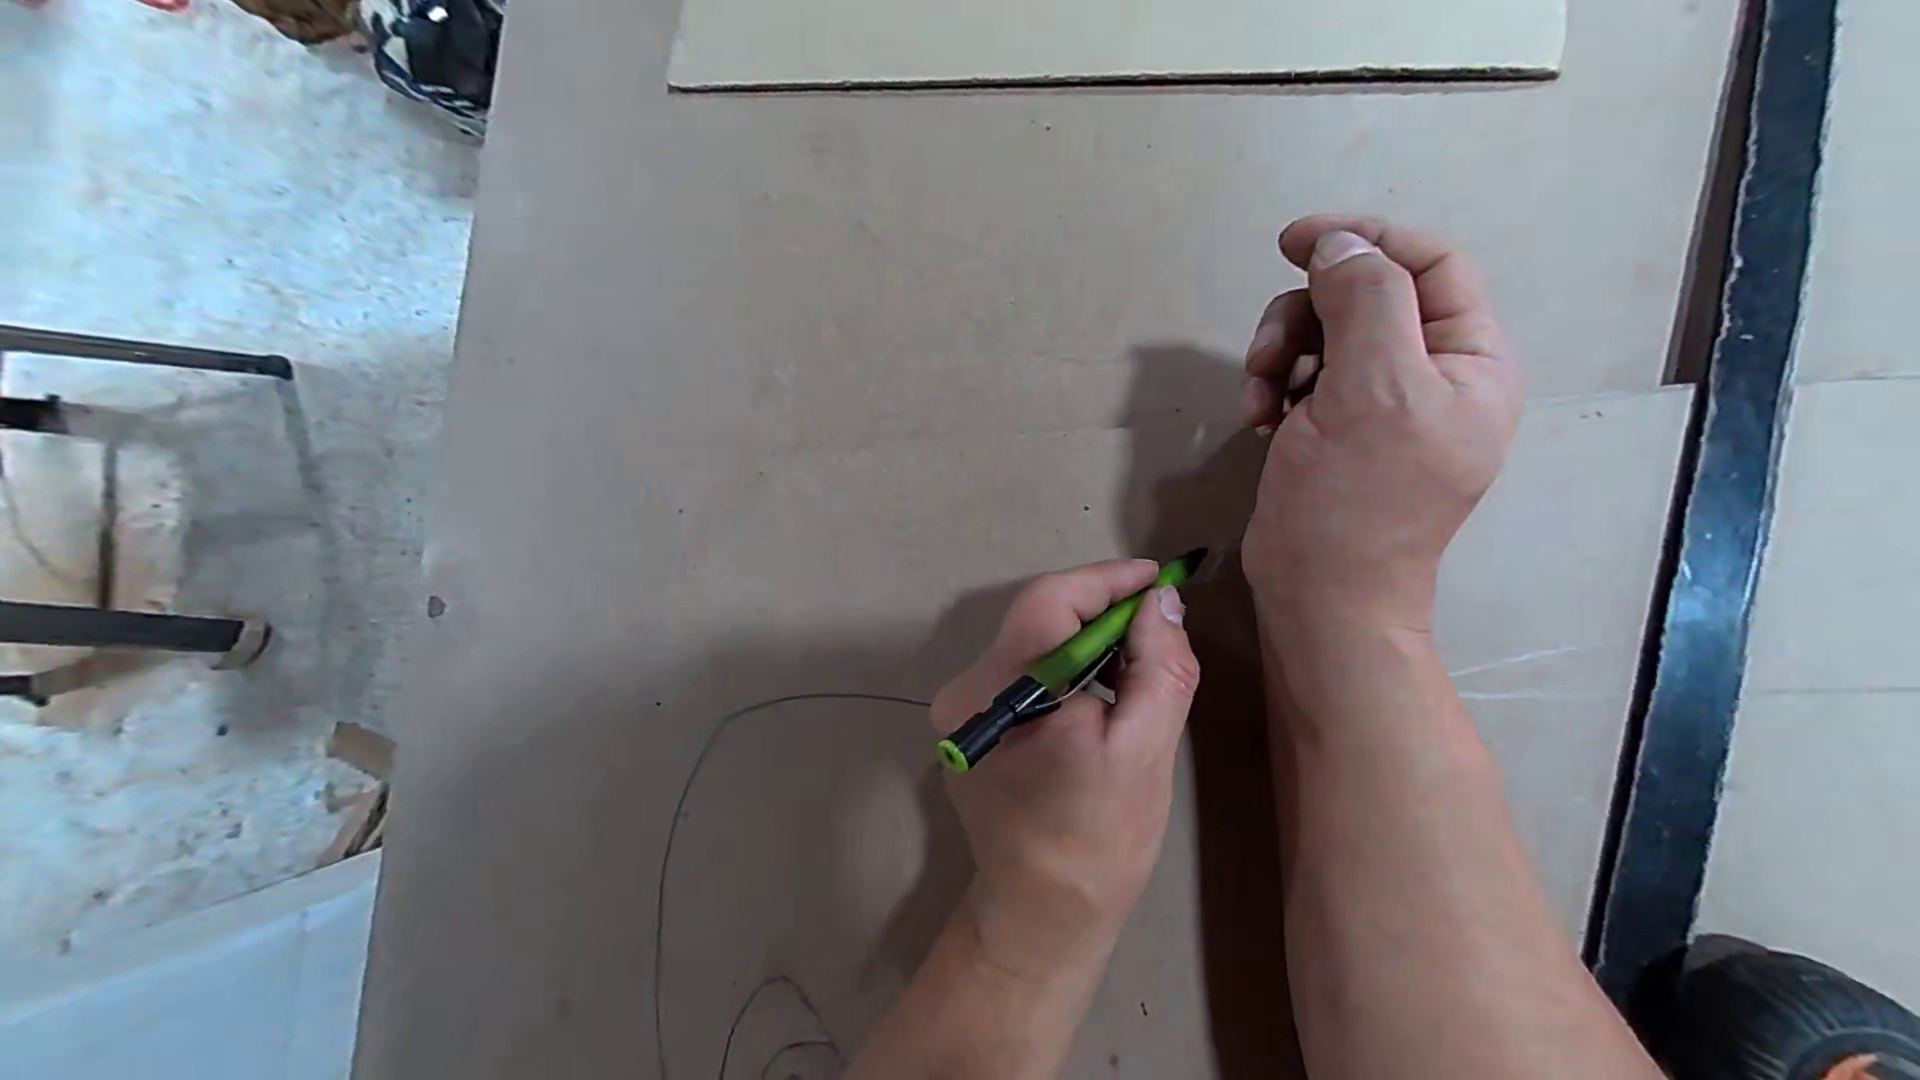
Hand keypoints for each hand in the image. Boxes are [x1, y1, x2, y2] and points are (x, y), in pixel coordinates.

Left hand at [930, 560, 1198, 977]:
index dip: (1104, 581)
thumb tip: (1161, 601)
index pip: (1048, 602)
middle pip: (1037, 618)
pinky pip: (1021, 667)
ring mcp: (959, 707)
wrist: (1040, 911)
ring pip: (1030, 640)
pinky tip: (1097, 687)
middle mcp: (966, 690)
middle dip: (1098, 610)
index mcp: (1002, 694)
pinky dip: (1062, 663)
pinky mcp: (966, 720)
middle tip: (1152, 619)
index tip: (1154, 578)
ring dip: (1082, 638)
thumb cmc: (1100, 840)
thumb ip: (1159, 667)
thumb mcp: (1145, 750)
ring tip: (1132, 657)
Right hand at [1238, 215, 1523, 631]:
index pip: (1427, 265)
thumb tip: (1340, 245)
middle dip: (1304, 318)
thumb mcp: (1370, 391)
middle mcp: (1429, 377)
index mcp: (1468, 361)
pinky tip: (1259, 422)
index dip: (1363, 240)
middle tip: (1263, 357)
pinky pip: (1303, 382)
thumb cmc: (1354, 500)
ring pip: (1324, 340)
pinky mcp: (1334, 432)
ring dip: (1279, 358)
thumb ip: (1365, 302)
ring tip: (1257, 401)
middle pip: (1364, 302)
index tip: (1292, 240)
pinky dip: (1274, 392)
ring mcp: (1378, 407)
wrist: (1320, 592)